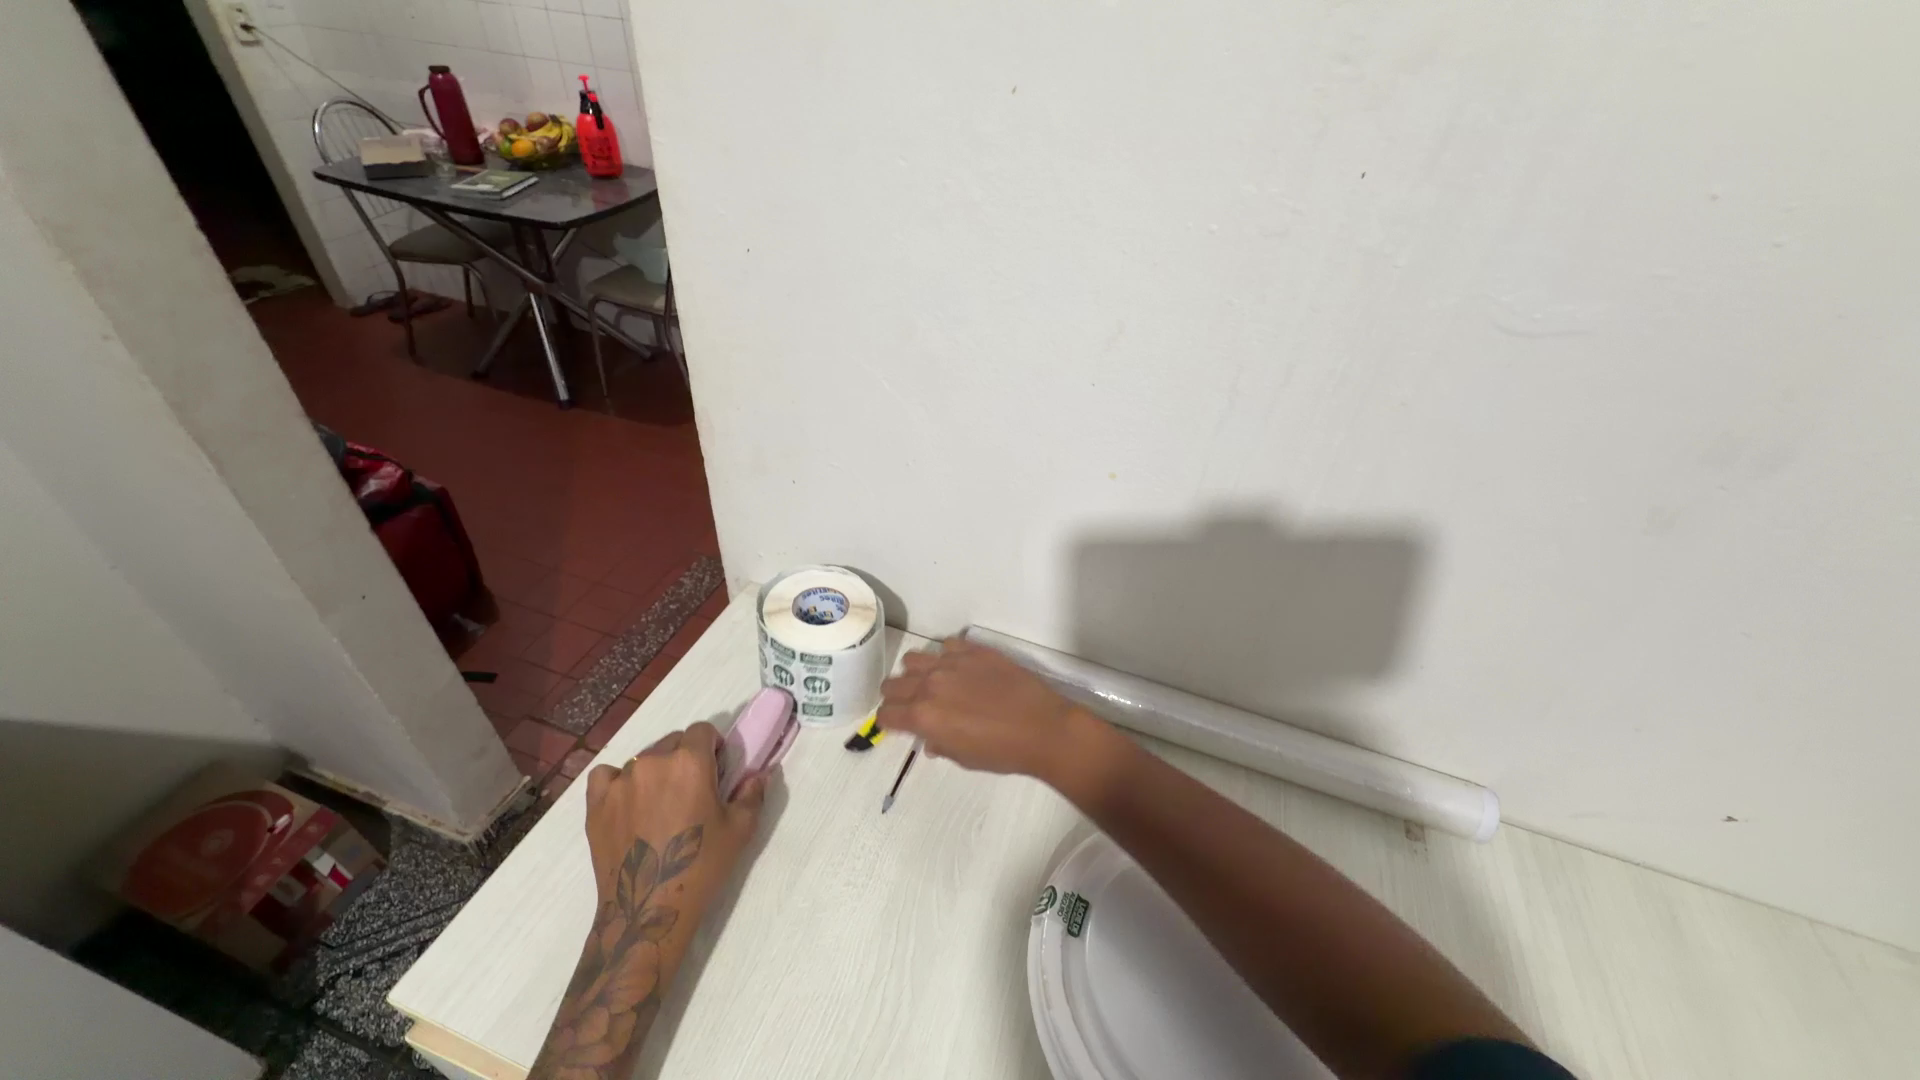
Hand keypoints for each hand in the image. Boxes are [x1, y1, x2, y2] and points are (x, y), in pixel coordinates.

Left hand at [582, 723, 766, 910]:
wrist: (649, 909)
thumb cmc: (702, 866)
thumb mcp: (740, 830)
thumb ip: (752, 794)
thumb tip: (759, 774)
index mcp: (690, 762)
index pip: (702, 730)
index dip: (713, 746)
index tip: (717, 769)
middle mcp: (652, 762)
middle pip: (672, 742)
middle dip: (685, 757)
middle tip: (693, 790)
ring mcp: (620, 782)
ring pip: (643, 760)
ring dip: (656, 771)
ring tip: (661, 804)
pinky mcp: (596, 804)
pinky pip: (606, 776)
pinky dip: (618, 782)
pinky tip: (628, 802)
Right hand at [877, 638, 1106, 783]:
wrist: (1043, 728)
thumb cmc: (1003, 753)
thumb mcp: (964, 758)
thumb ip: (939, 745)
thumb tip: (930, 740)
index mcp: (923, 717)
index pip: (886, 714)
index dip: (888, 722)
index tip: (896, 725)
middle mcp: (930, 685)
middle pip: (892, 684)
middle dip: (896, 697)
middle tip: (911, 706)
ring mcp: (951, 663)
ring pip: (913, 660)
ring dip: (916, 673)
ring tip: (933, 683)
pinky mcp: (973, 650)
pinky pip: (946, 645)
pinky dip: (946, 656)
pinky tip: (960, 669)